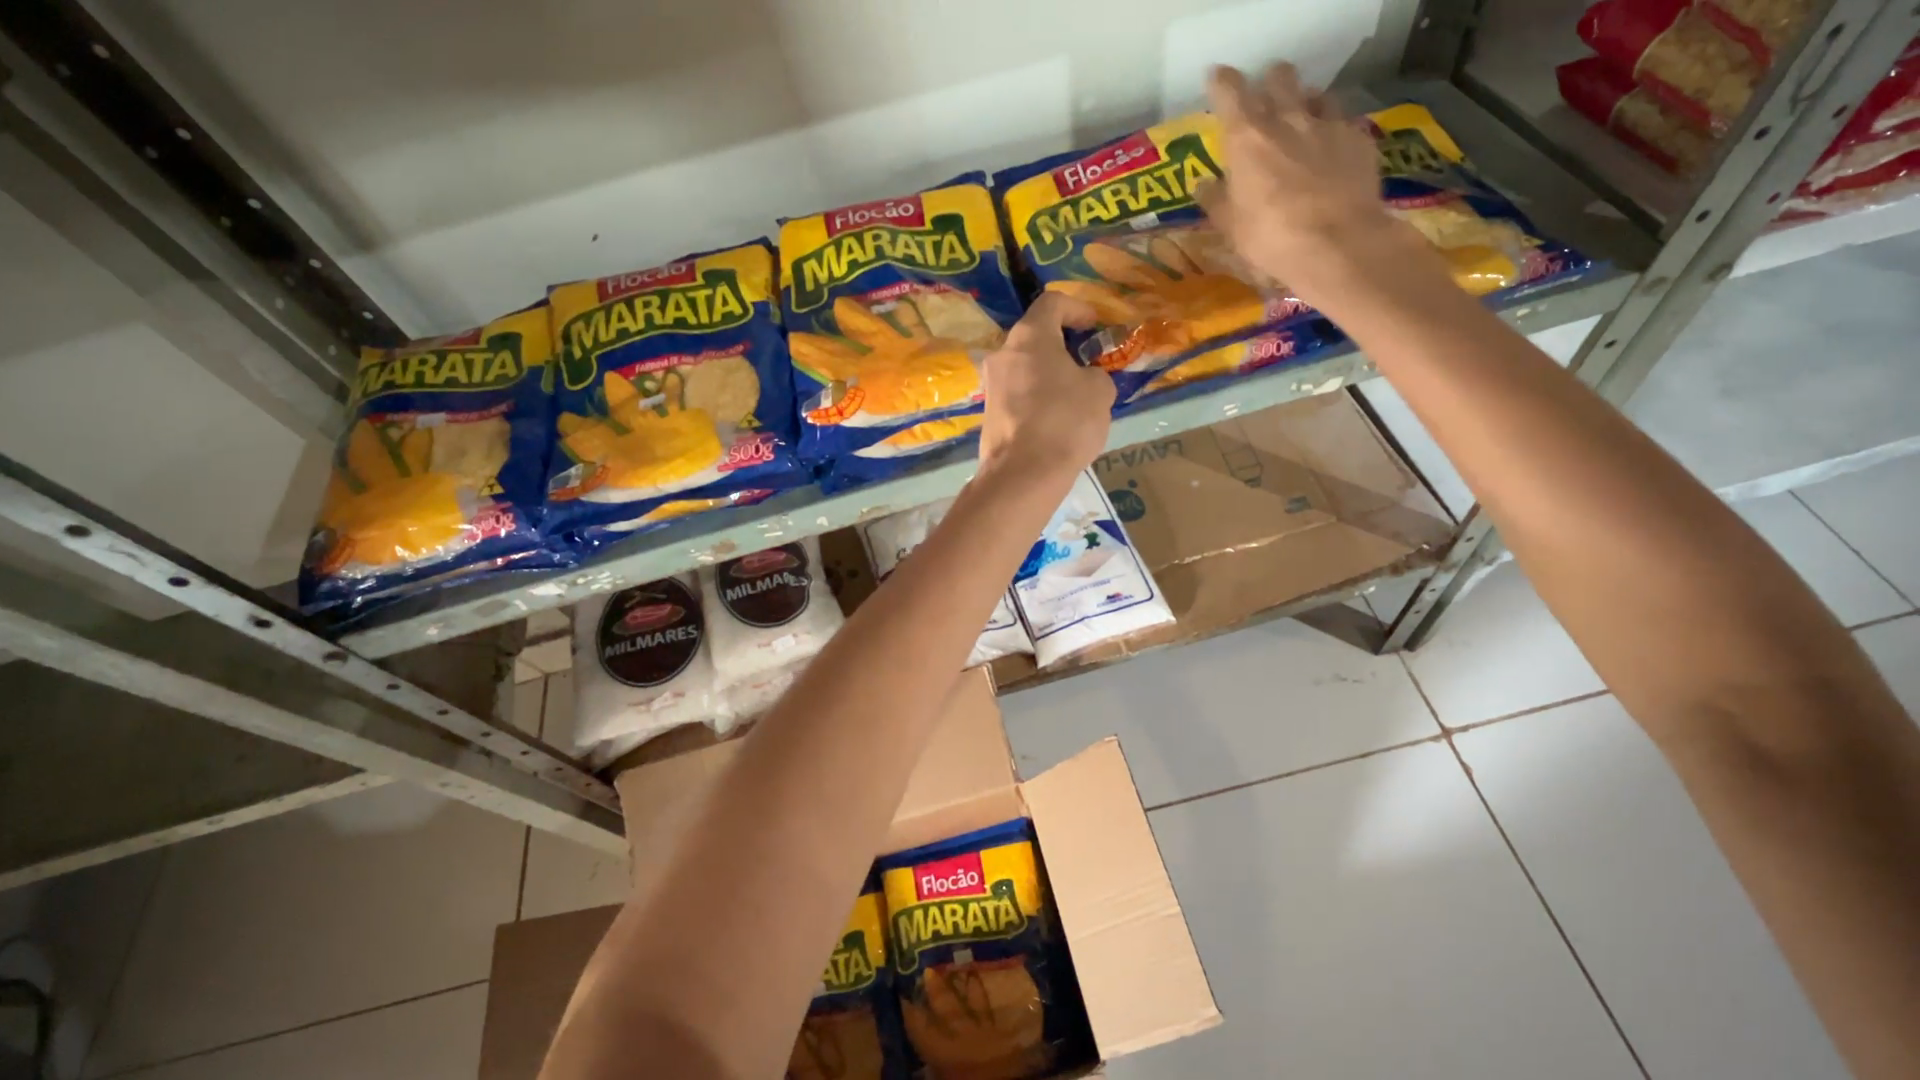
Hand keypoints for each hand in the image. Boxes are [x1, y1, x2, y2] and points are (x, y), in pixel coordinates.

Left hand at [977, 292, 1113, 478]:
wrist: (1023, 474)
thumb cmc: (1066, 421)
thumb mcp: (1099, 391)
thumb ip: (1094, 374)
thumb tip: (1082, 379)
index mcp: (1029, 336)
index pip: (1052, 303)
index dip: (1077, 308)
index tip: (1095, 326)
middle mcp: (1003, 353)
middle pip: (1035, 336)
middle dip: (1063, 345)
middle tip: (1087, 364)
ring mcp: (991, 385)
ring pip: (1025, 367)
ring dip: (1049, 374)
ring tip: (1075, 396)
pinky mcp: (988, 413)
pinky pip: (1018, 394)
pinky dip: (1037, 397)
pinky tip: (1056, 420)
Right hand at [1197, 64, 1412, 294]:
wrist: (1338, 245)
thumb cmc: (1271, 237)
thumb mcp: (1231, 226)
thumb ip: (1216, 200)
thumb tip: (1203, 185)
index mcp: (1247, 137)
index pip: (1229, 90)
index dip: (1221, 82)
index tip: (1217, 81)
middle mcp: (1288, 119)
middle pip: (1279, 77)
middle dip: (1270, 82)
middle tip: (1265, 99)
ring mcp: (1328, 125)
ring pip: (1316, 95)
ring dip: (1305, 103)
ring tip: (1303, 122)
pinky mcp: (1358, 140)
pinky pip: (1343, 123)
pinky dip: (1333, 132)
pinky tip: (1332, 152)